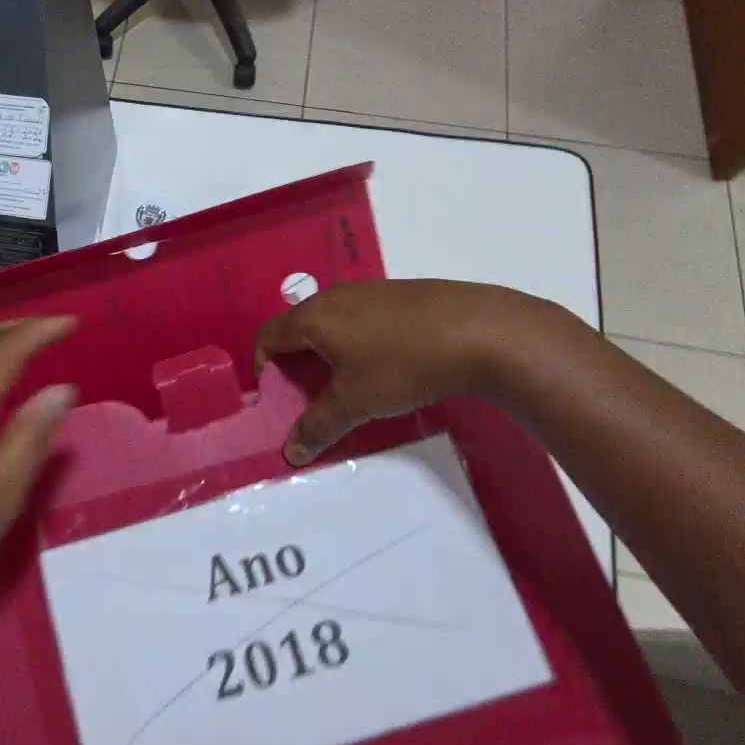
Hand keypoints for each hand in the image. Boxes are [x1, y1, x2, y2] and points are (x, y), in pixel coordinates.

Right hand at [254, 280, 549, 465]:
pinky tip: (388, 367)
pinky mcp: (401, 296)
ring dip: (330, 356)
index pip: (268, 336)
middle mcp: (335, 297)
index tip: (279, 399)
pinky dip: (359, 345)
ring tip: (351, 387)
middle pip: (299, 329)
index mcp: (314, 317)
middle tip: (312, 399)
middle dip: (297, 366)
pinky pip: (363, 321)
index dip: (264, 369)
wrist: (480, 331)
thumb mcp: (356, 402)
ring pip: (333, 325)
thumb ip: (318, 426)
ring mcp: (370, 292)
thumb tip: (290, 452)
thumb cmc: (402, 364)